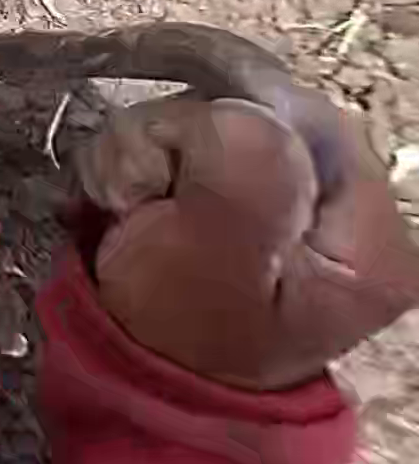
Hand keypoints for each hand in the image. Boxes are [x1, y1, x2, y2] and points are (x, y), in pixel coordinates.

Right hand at [79, 89, 418, 389]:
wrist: (132, 354)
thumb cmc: (181, 316)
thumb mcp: (218, 256)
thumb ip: (243, 180)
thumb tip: (235, 109)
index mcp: (352, 226)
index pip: (309, 123)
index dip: (232, 117)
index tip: (171, 148)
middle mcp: (303, 200)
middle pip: (228, 116)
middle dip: (160, 141)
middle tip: (138, 190)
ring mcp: (238, 192)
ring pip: (172, 124)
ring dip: (125, 152)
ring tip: (120, 201)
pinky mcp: (182, 187)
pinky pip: (139, 143)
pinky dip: (111, 162)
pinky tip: (111, 197)